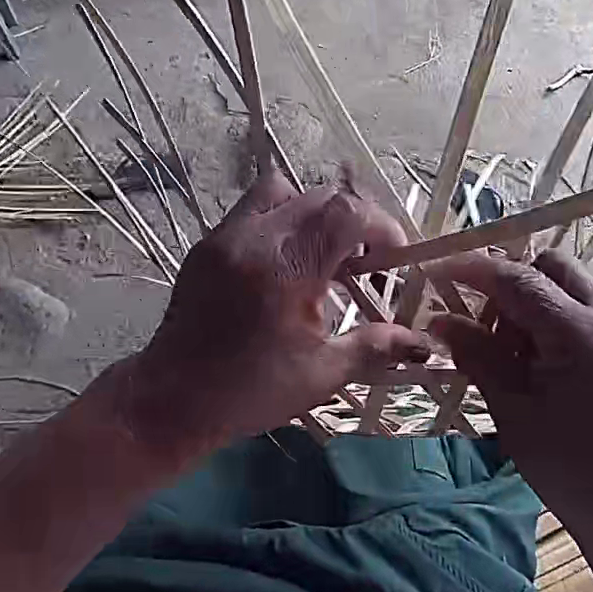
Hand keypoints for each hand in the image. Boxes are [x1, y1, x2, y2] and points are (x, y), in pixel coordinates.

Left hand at [120, 171, 428, 469]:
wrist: (170, 401)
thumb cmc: (249, 392)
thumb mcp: (321, 375)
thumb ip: (375, 347)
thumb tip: (422, 341)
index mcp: (287, 270)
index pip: (347, 213)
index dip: (382, 227)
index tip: (393, 260)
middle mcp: (255, 239)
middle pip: (321, 196)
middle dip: (355, 221)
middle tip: (366, 263)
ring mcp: (226, 235)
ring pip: (284, 190)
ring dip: (316, 212)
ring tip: (325, 254)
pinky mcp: (208, 243)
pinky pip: (255, 208)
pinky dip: (284, 220)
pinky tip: (289, 262)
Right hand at [426, 250, 592, 542]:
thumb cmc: (572, 474)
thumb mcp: (514, 411)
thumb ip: (477, 355)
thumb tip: (439, 319)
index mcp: (585, 336)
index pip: (520, 279)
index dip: (474, 269)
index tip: (439, 271)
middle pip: (554, 267)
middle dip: (511, 283)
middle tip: (486, 326)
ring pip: (575, 287)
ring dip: (537, 304)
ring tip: (518, 354)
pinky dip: (562, 321)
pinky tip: (549, 364)